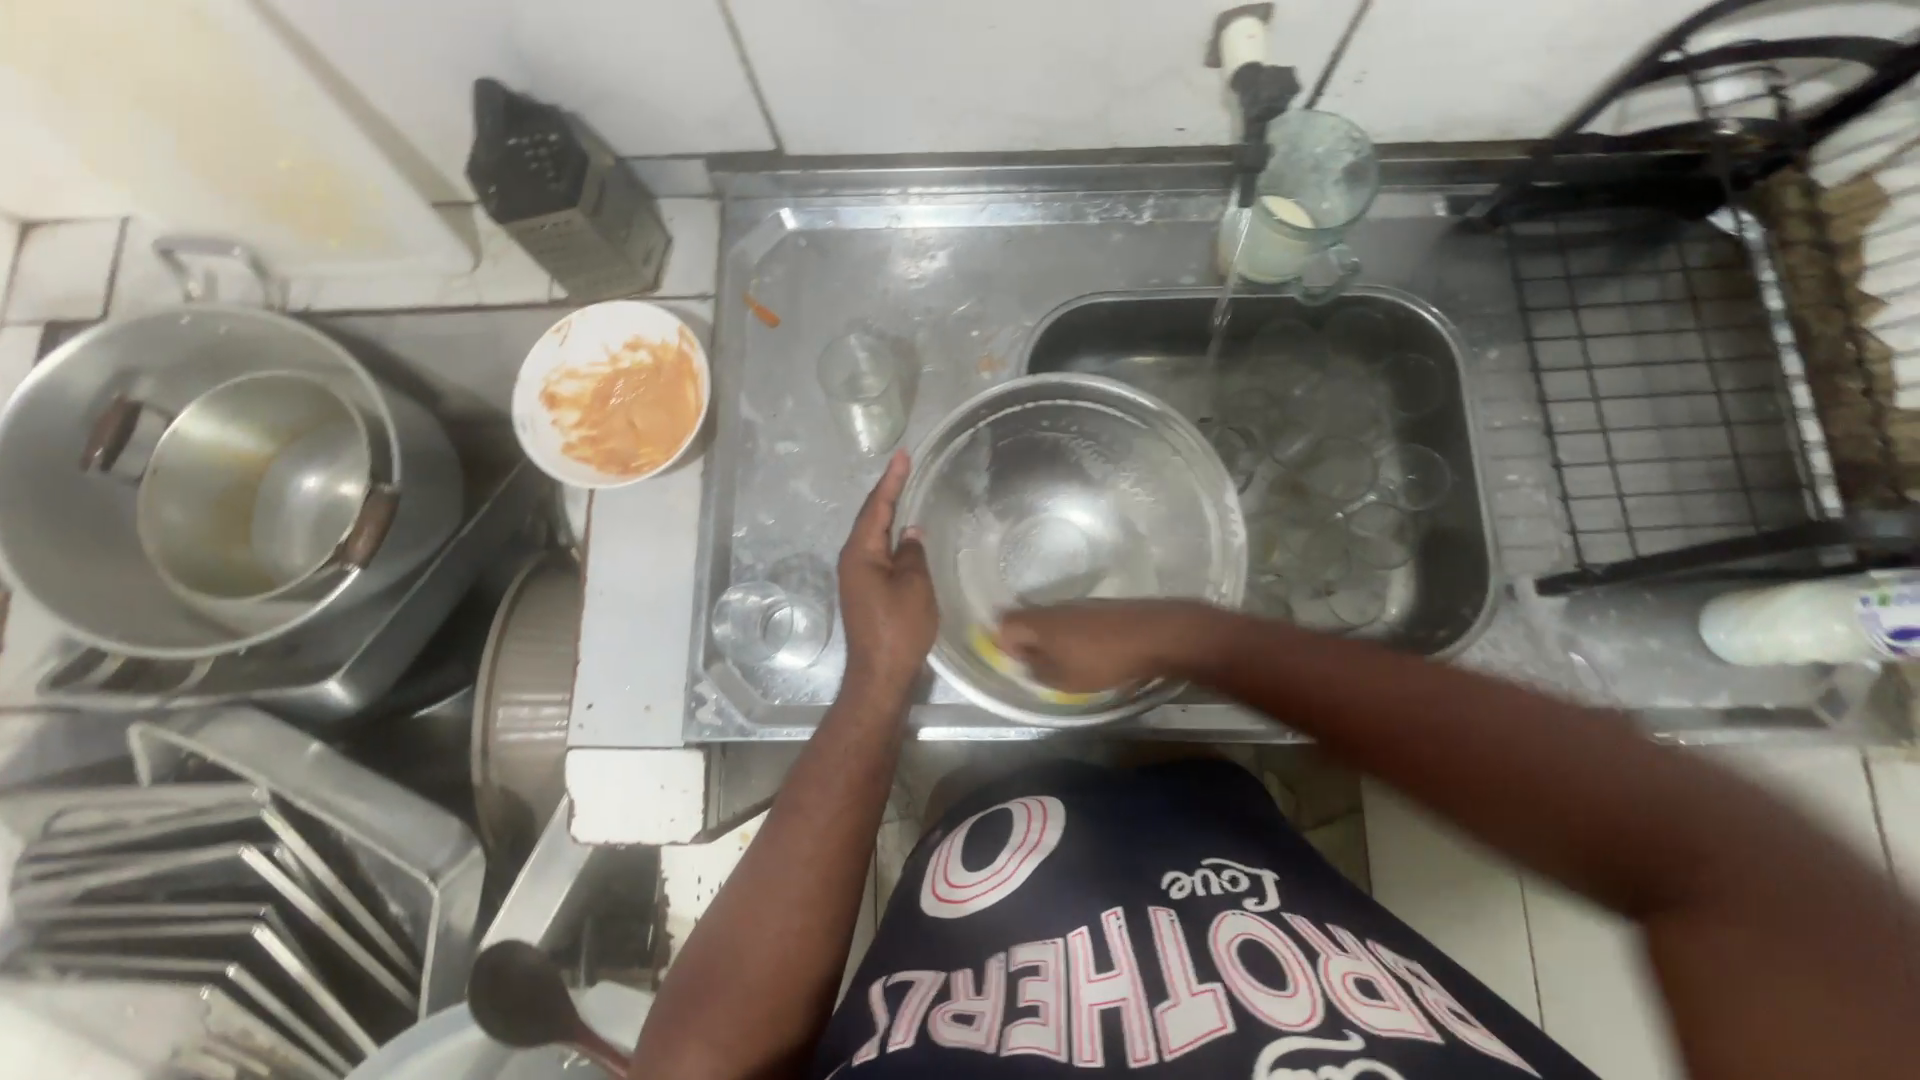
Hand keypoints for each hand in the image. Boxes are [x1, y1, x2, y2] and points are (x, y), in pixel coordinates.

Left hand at [838, 451, 936, 689]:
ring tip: (904, 491)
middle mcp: (852, 560)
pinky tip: (903, 536)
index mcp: (860, 553)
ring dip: (888, 514)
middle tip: (904, 467)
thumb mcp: (914, 587)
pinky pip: (878, 554)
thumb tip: (910, 533)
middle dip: (888, 492)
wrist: (880, 675)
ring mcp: (856, 578)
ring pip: (873, 537)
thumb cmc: (898, 629)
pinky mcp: (865, 592)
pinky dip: (890, 538)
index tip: (902, 455)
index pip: (877, 507)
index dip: (892, 480)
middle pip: (871, 518)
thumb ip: (912, 554)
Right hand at [995, 600, 1219, 692]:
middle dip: (1032, 644)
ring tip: (1074, 664)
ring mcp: (1080, 603)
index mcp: (1037, 621)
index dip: (1005, 645)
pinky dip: (1079, 637)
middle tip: (1045, 669)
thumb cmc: (1102, 660)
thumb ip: (1037, 671)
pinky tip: (1097, 654)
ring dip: (1057, 641)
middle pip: (1030, 621)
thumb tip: (1027, 662)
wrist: (1156, 635)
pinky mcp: (1102, 606)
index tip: (1020, 664)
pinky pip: (1078, 621)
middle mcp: (1054, 606)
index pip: (1004, 624)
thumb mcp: (1063, 680)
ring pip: (1055, 621)